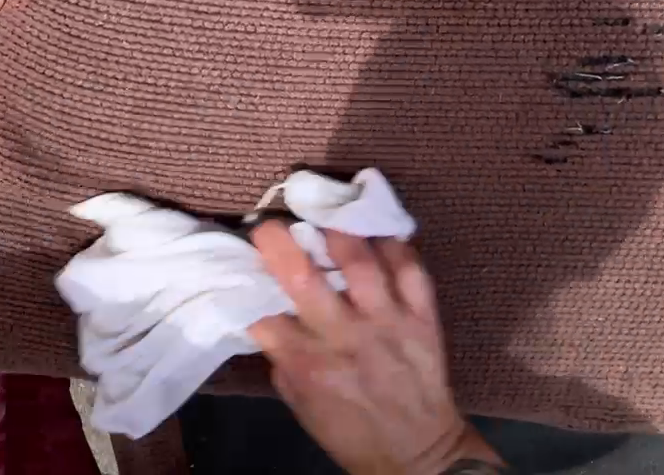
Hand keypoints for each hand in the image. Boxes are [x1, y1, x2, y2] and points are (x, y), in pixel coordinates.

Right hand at [248, 223, 501, 474]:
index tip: (239, 258)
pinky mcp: (424, 319)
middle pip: (304, 277)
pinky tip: (376, 232)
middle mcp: (345, 338)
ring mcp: (389, 324)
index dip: (246, 279)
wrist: (421, 458)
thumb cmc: (348, 430)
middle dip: (279, 240)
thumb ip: (280, 350)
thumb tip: (261, 302)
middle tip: (269, 222)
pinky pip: (412, 269)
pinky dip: (393, 244)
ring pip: (361, 262)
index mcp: (307, 363)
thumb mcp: (297, 398)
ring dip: (337, 230)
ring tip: (323, 212)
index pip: (263, 310)